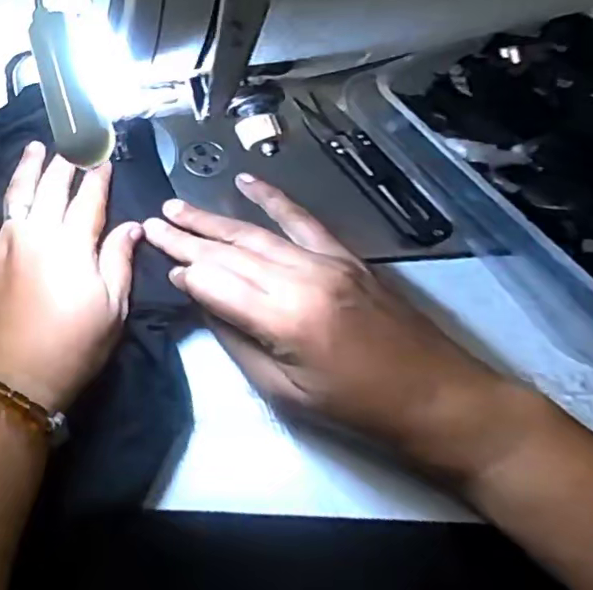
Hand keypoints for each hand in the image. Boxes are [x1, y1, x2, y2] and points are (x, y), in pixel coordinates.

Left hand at [0, 143, 139, 411]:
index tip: (103, 158)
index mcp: (73, 244)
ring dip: (27, 166)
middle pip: (53, 187)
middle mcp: (39, 231)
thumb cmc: (73, 346)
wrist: (16, 377)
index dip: (98, 177)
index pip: (89, 199)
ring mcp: (6, 240)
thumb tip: (133, 225)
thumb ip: (119, 261)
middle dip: (65, 163)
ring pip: (17, 191)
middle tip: (73, 145)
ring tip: (35, 146)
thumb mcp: (112, 309)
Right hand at [144, 173, 545, 483]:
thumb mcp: (288, 393)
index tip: (158, 264)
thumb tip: (203, 303)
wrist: (440, 398)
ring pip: (255, 233)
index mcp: (284, 320)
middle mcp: (300, 279)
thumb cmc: (359, 410)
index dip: (185, 275)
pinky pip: (300, 219)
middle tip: (151, 221)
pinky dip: (272, 197)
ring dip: (212, 220)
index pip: (216, 284)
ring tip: (177, 207)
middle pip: (229, 253)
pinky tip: (247, 181)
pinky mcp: (343, 255)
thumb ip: (239, 343)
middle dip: (186, 238)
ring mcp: (323, 261)